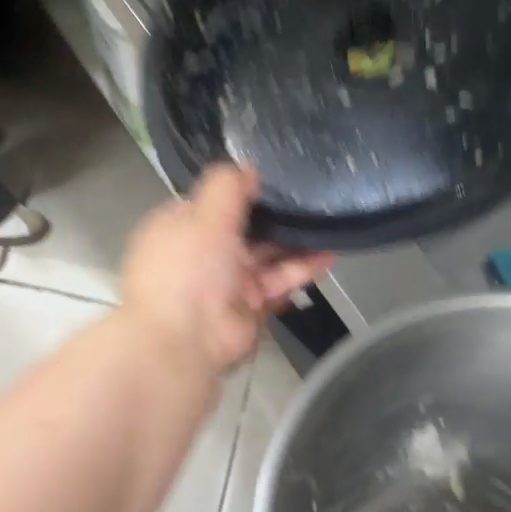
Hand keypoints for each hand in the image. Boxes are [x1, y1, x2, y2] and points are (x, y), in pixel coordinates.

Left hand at [121, 164, 333, 372]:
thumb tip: (249, 170)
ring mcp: (227, 285)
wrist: (185, 341)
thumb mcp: (203, 213)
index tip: (273, 179)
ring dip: (297, 245)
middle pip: (246, 231)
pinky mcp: (249, 310)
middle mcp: (203, 256)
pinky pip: (279, 286)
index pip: (212, 204)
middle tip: (312, 201)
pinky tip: (328, 258)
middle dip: (276, 219)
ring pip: (267, 259)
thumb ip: (228, 186)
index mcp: (180, 229)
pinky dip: (302, 273)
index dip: (240, 192)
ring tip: (330, 227)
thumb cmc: (187, 270)